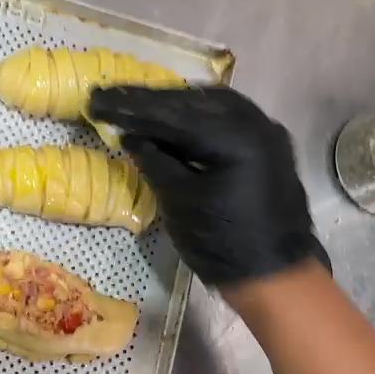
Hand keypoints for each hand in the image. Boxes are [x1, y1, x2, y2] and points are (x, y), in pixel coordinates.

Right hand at [89, 85, 328, 287]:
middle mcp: (256, 124)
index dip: (132, 106)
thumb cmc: (222, 244)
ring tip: (138, 106)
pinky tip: (173, 121)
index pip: (173, 112)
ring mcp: (266, 132)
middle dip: (151, 100)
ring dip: (174, 104)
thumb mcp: (180, 202)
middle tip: (113, 97)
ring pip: (212, 104)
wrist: (275, 276)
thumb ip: (156, 162)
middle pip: (194, 100)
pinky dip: (196, 116)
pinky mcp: (267, 146)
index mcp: (234, 138)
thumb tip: (132, 137)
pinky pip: (227, 117)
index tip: (98, 100)